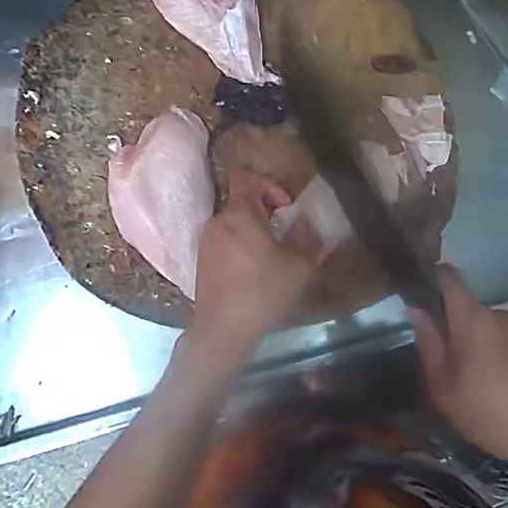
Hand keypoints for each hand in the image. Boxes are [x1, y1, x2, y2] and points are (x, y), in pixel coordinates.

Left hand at [186, 170, 319, 365]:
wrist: (223, 329)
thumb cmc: (263, 292)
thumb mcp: (300, 266)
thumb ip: (307, 237)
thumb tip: (304, 223)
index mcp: (239, 214)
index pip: (246, 177)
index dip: (268, 185)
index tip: (285, 208)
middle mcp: (216, 222)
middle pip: (240, 203)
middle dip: (264, 214)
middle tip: (283, 236)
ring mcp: (205, 243)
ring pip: (231, 226)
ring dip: (251, 234)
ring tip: (270, 258)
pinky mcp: (200, 263)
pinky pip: (223, 244)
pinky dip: (239, 249)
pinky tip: (253, 274)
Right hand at [410, 267, 507, 475]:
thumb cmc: (486, 410)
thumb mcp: (442, 383)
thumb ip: (427, 342)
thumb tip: (416, 310)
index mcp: (471, 317)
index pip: (450, 279)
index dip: (433, 275)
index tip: (417, 285)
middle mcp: (498, 316)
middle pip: (466, 308)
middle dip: (449, 324)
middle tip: (435, 355)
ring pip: (484, 328)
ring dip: (471, 342)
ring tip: (462, 376)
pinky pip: (502, 342)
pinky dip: (490, 355)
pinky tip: (488, 385)